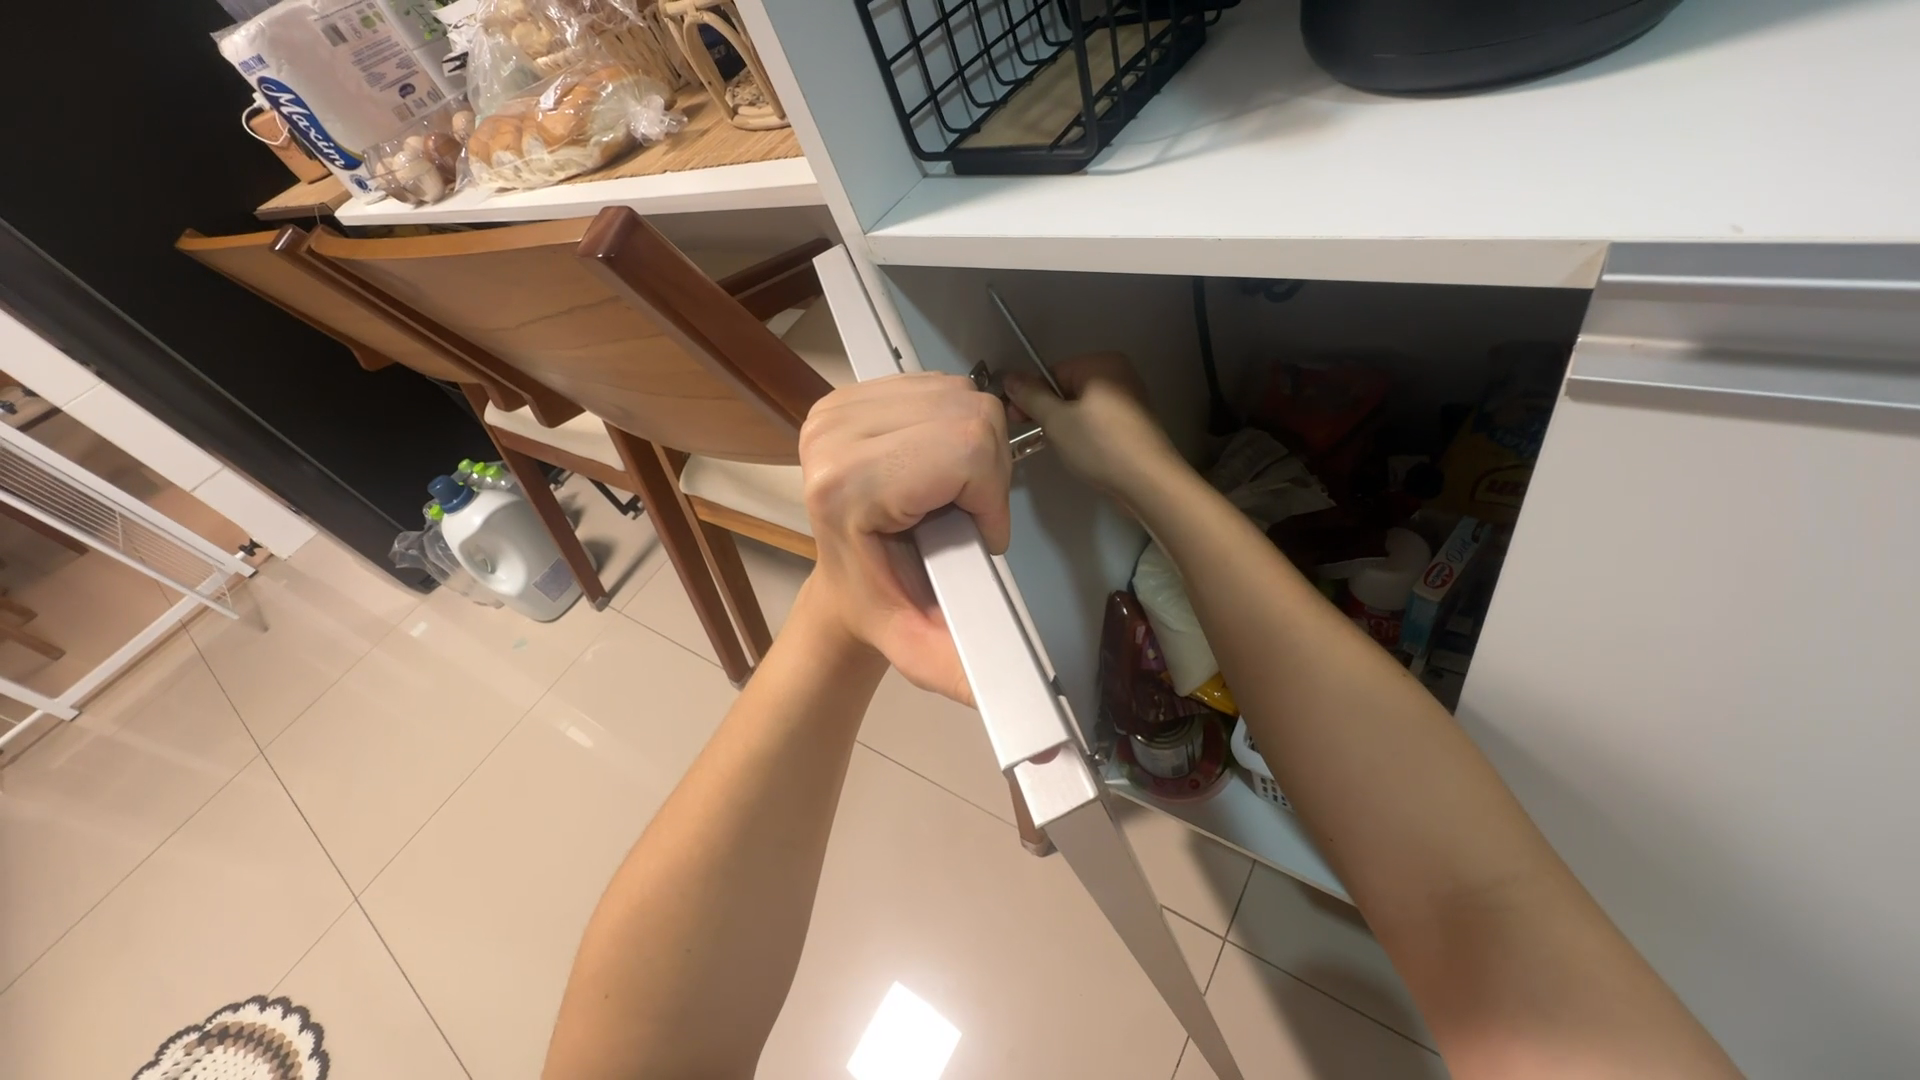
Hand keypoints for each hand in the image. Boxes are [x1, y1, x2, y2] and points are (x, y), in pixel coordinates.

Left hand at [798, 373, 1011, 705]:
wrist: (841, 586)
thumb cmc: (882, 611)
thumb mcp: (919, 647)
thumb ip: (963, 670)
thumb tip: (1028, 723)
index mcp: (845, 488)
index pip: (965, 452)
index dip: (987, 499)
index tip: (970, 537)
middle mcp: (831, 436)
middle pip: (969, 415)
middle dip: (986, 474)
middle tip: (962, 516)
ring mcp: (834, 409)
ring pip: (961, 396)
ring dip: (972, 450)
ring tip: (947, 494)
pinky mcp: (845, 395)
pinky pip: (940, 386)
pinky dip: (953, 426)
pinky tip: (932, 467)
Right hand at [1003, 352, 1182, 499]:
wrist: (1148, 482)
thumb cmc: (1100, 445)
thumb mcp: (1057, 420)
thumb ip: (1030, 396)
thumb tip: (1010, 377)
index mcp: (1102, 364)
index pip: (1052, 372)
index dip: (1031, 395)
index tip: (1015, 418)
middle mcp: (1119, 373)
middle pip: (1067, 388)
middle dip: (1047, 410)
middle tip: (1033, 435)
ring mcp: (1129, 398)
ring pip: (1081, 406)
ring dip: (1063, 424)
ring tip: (1057, 446)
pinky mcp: (1133, 423)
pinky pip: (1097, 420)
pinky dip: (1083, 432)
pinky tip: (1079, 450)